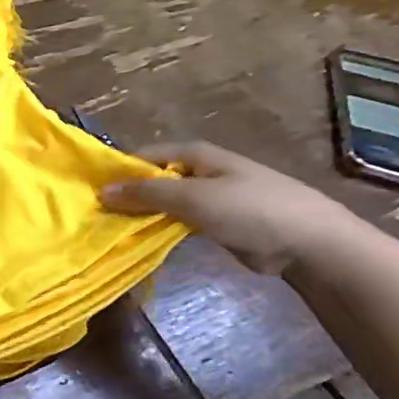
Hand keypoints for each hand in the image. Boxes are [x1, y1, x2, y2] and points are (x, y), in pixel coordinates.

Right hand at [102, 141, 365, 274]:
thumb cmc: (249, 209)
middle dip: (127, 195)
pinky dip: (161, 230)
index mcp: (194, 155)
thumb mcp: (193, 198)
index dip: (119, 171)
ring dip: (143, 215)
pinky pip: (179, 223)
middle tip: (96, 218)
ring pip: (165, 203)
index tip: (91, 192)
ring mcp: (209, 198)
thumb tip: (103, 190)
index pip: (145, 156)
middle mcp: (199, 171)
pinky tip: (141, 243)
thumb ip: (147, 193)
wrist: (307, 241)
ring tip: (111, 232)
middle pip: (153, 180)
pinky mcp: (217, 223)